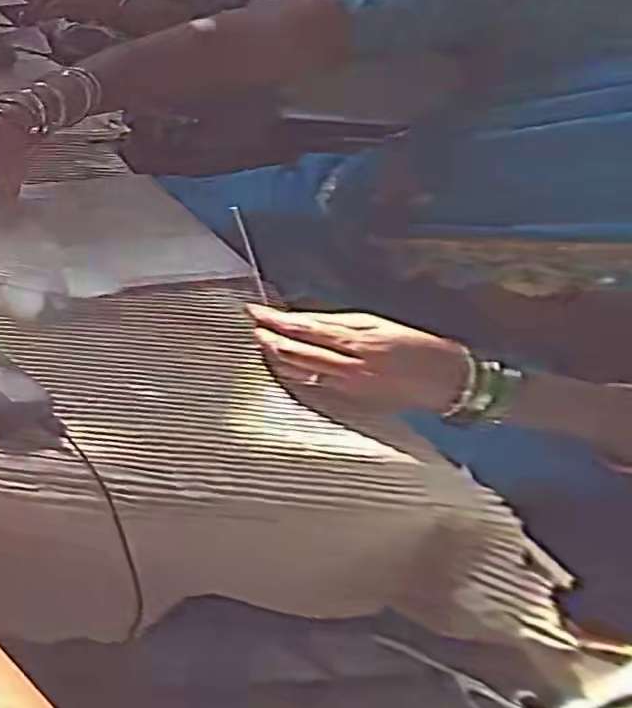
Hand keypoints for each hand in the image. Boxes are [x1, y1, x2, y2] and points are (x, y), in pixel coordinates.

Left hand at [26, 0, 126, 25]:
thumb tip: (61, 4)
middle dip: (33, 3)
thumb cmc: (113, 0)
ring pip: (44, 2)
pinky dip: (42, 17)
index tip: (33, 1)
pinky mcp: (71, 5)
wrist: (123, 4)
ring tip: (30, 21)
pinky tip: (39, 23)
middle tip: (28, 14)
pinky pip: (50, 11)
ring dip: (35, 12)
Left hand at [248, 304, 474, 412]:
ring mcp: (347, 385)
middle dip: (266, 336)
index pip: (300, 328)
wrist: (456, 383)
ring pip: (294, 368)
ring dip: (271, 353)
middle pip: (291, 350)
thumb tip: (293, 317)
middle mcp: (348, 365)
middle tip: (254, 325)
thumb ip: (330, 321)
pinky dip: (288, 369)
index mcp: (357, 342)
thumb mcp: (374, 324)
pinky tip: (280, 360)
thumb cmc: (417, 345)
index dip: (271, 319)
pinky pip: (309, 382)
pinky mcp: (350, 398)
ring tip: (262, 340)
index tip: (251, 310)